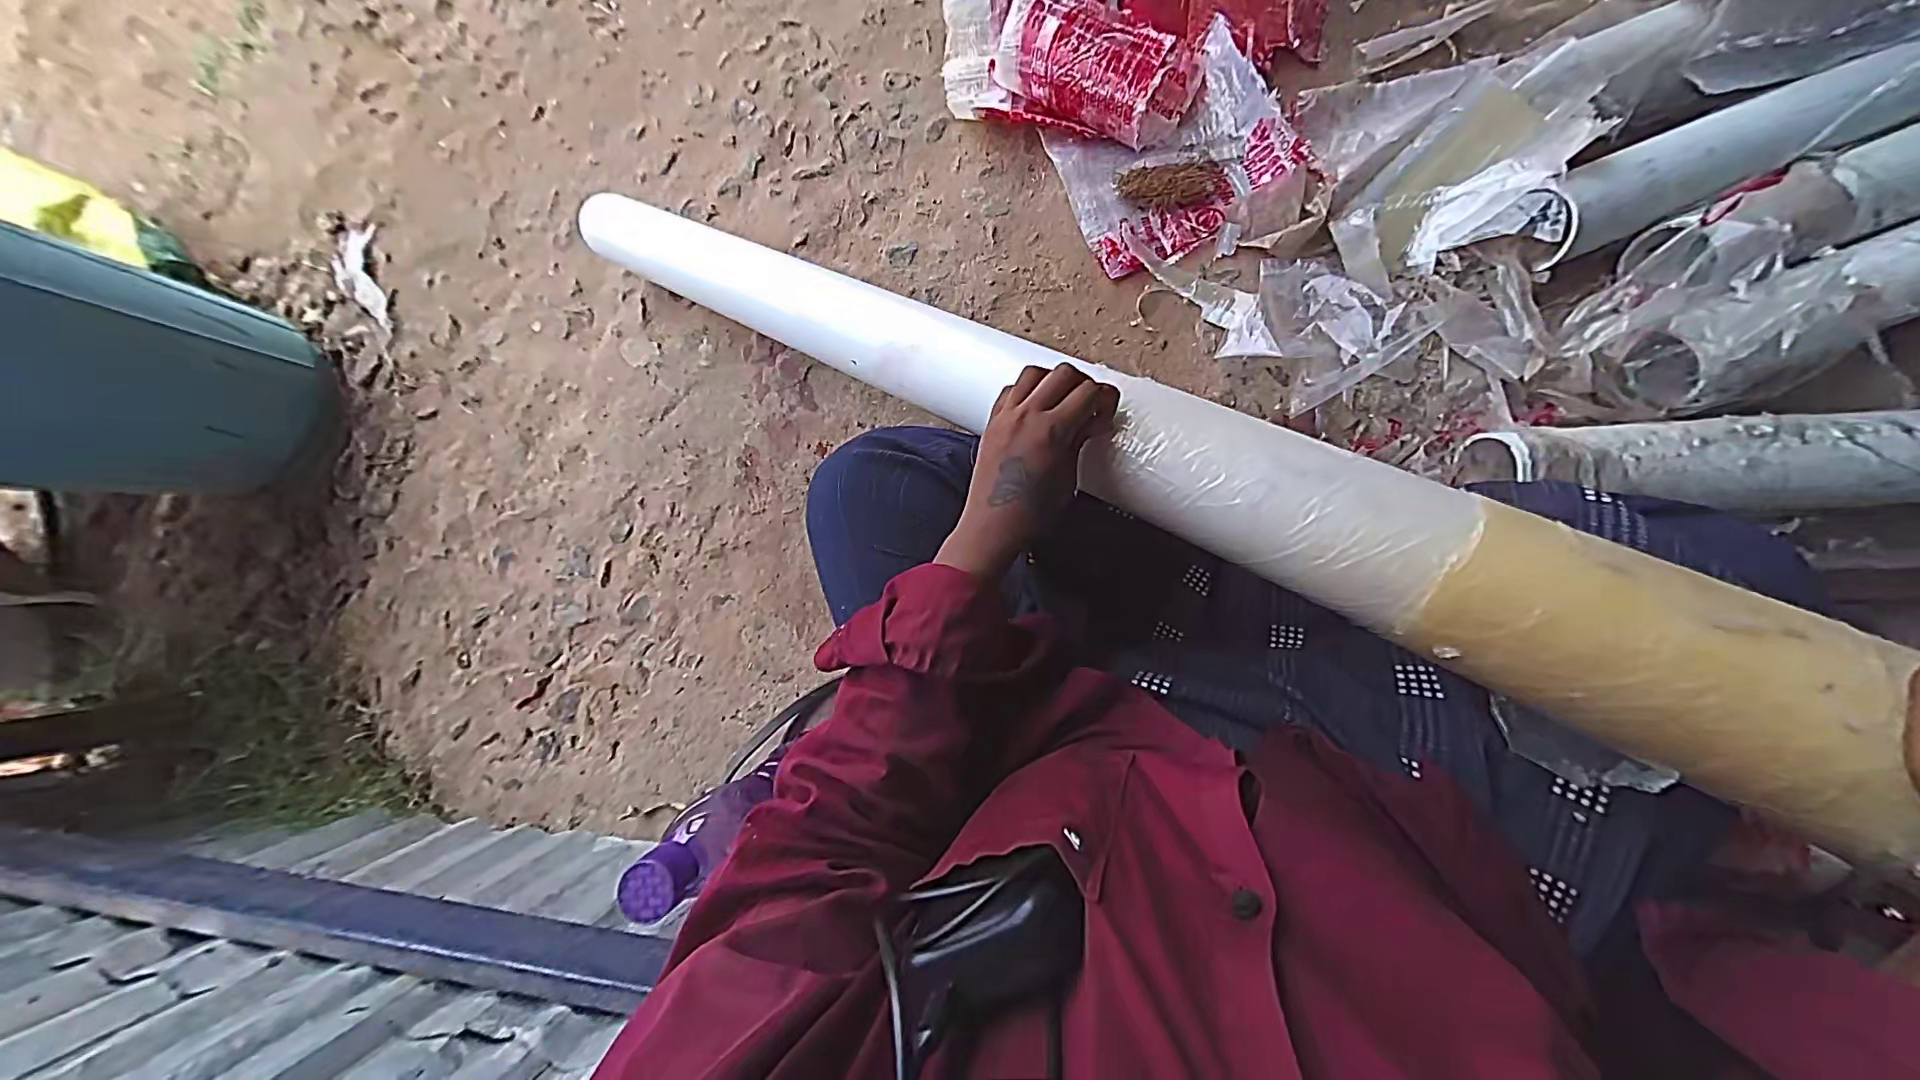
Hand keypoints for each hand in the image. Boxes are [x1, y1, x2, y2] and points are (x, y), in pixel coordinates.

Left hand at [935, 363, 1120, 580]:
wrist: (992, 528)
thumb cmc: (1028, 515)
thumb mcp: (1067, 478)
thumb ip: (1078, 443)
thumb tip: (1089, 423)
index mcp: (1051, 430)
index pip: (1089, 392)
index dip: (1105, 398)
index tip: (1106, 413)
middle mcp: (1026, 416)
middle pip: (1063, 373)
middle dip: (1083, 384)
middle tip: (1089, 405)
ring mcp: (1005, 417)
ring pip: (1034, 374)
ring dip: (1053, 380)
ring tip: (1062, 401)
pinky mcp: (992, 424)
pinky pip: (1010, 391)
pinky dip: (1026, 391)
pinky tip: (1035, 408)